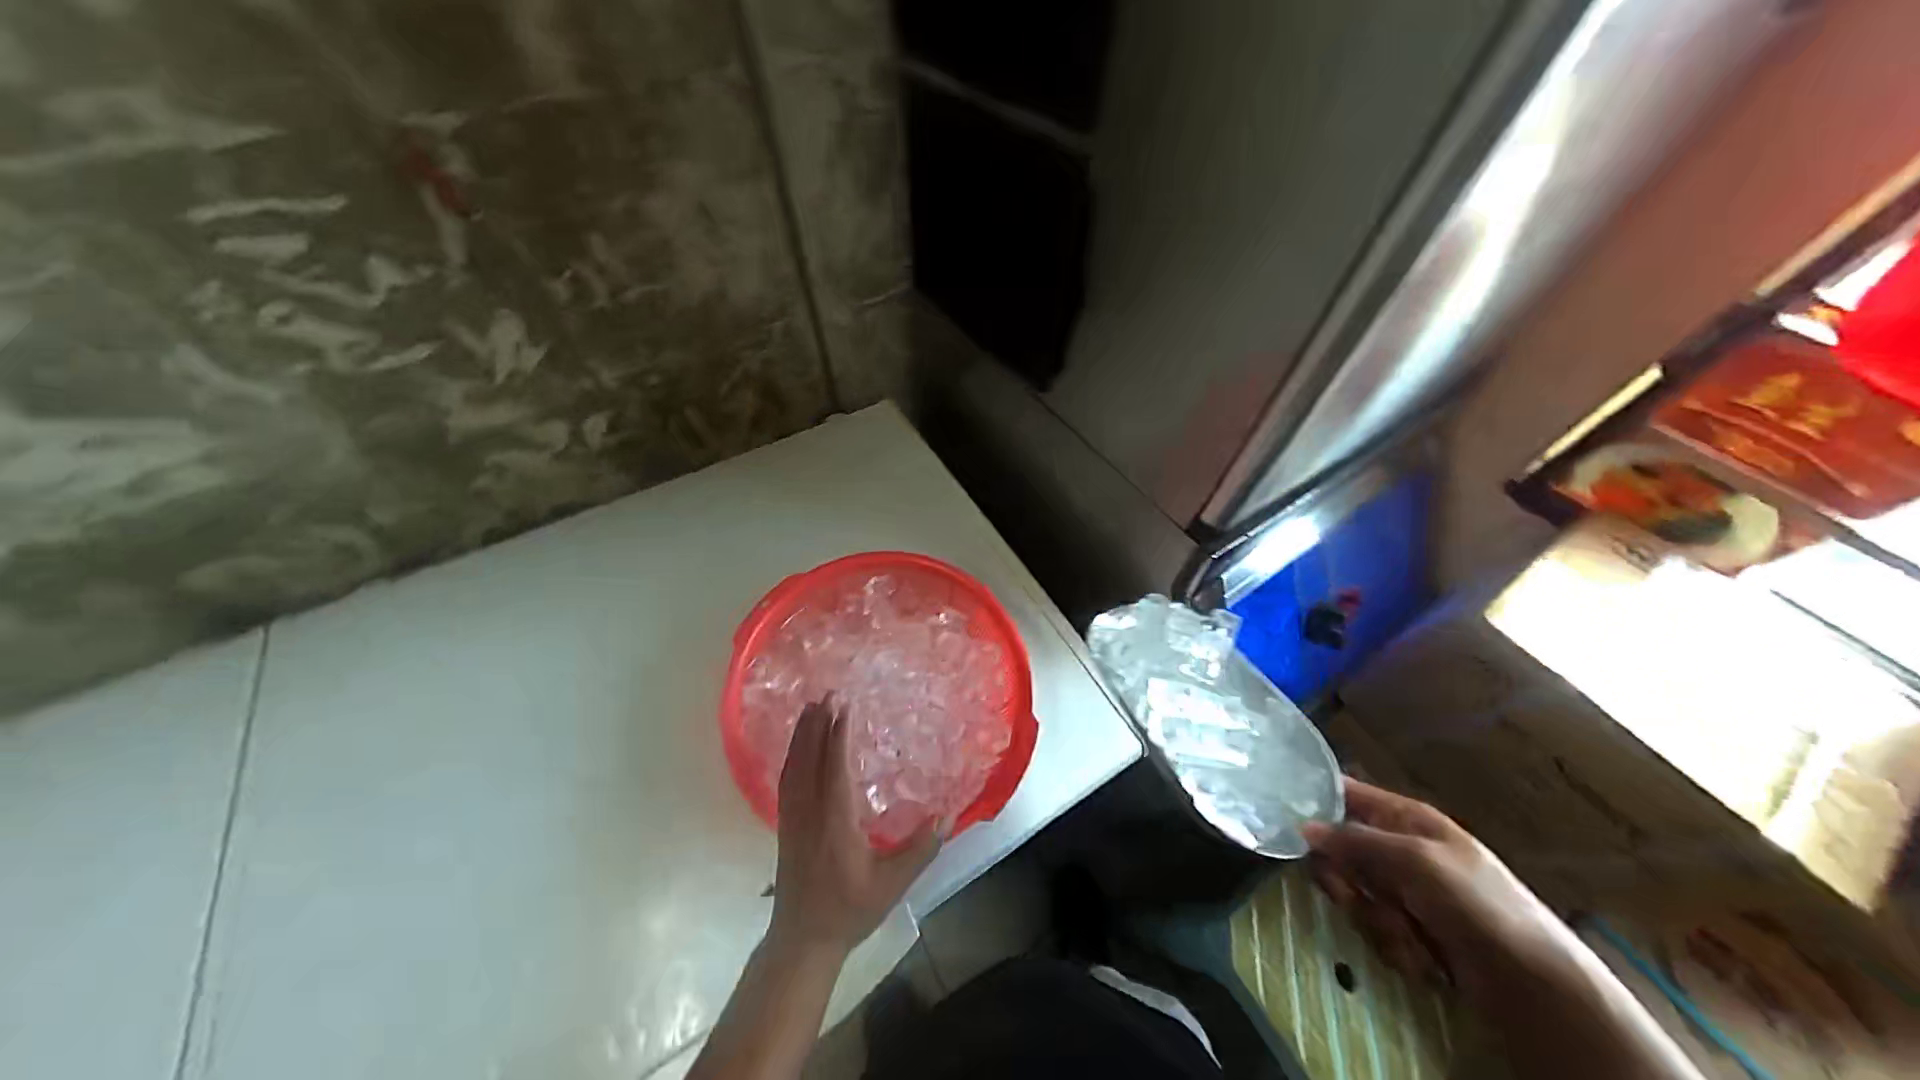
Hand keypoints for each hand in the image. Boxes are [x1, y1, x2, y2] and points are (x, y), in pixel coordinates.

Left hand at [769, 698, 941, 954]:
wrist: (804, 939)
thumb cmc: (851, 910)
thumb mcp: (893, 884)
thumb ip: (920, 849)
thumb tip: (947, 815)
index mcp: (835, 823)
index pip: (835, 769)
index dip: (838, 735)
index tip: (844, 707)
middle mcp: (810, 814)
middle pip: (809, 760)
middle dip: (817, 725)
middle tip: (826, 695)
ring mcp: (792, 820)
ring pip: (793, 768)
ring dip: (801, 736)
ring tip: (809, 709)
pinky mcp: (785, 827)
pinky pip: (785, 781)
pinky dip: (791, 756)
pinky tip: (796, 748)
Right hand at [1306, 778, 1706, 1079]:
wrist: (1537, 986)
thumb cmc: (1479, 906)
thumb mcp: (1415, 861)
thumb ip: (1356, 841)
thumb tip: (1302, 827)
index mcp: (1406, 818)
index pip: (1345, 793)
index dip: (1315, 802)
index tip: (1288, 824)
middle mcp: (1401, 848)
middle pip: (1339, 850)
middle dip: (1345, 881)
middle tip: (1354, 897)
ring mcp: (1407, 891)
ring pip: (1354, 893)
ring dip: (1374, 921)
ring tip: (1409, 939)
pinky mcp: (1412, 930)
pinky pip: (1374, 928)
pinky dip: (1392, 946)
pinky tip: (1422, 959)